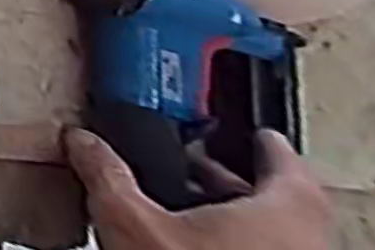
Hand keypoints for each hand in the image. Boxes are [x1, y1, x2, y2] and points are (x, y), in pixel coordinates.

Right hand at [65, 129, 330, 249]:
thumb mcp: (126, 217)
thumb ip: (103, 169)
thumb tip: (82, 141)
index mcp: (282, 222)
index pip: (291, 173)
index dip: (273, 150)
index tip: (263, 136)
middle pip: (284, 211)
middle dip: (236, 185)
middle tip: (198, 167)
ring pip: (275, 244)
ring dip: (235, 222)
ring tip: (185, 210)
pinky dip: (233, 249)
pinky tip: (188, 247)